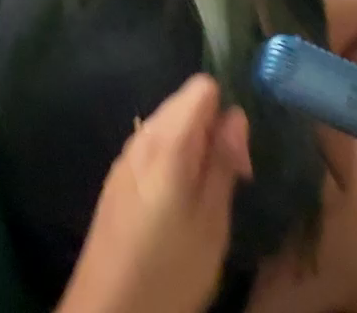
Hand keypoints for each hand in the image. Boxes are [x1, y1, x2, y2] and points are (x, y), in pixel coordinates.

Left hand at [57, 74, 252, 312]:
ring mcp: (125, 157)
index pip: (202, 86)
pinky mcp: (116, 180)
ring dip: (194, 148)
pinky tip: (178, 206)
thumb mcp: (212, 221)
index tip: (239, 156)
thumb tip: (236, 115)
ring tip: (206, 198)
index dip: (227, 112)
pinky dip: (172, 162)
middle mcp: (142, 137)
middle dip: (213, 130)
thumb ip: (224, 162)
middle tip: (231, 180)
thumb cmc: (169, 270)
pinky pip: (152, 149)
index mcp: (168, 141)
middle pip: (184, 103)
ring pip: (168, 126)